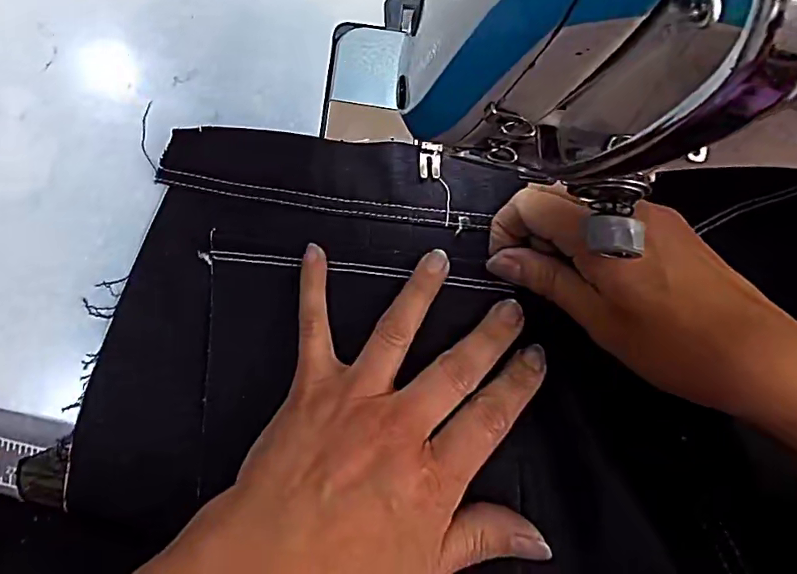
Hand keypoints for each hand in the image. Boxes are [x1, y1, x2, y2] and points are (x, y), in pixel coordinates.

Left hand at [142, 245, 552, 573]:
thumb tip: (536, 539)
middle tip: (511, 307)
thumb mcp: (424, 570)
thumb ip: (480, 540)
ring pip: (396, 332)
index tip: (536, 357)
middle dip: (489, 334)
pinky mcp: (312, 386)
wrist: (260, 568)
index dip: (519, 384)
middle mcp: (397, 427)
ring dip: (419, 292)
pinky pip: (314, 328)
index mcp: (429, 476)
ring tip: (437, 261)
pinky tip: (315, 255)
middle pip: (455, 369)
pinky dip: (314, 288)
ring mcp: (354, 399)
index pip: (491, 418)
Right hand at [485, 185, 796, 448]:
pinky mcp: (670, 223)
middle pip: (553, 197)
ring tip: (574, 282)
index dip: (506, 228)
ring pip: (584, 205)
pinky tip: (608, 276)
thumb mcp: (600, 320)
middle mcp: (624, 206)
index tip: (505, 261)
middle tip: (534, 276)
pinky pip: (615, 215)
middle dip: (532, 230)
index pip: (528, 201)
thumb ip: (547, 279)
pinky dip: (595, 236)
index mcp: (599, 227)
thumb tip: (506, 260)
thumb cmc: (683, 347)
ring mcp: (651, 211)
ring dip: (563, 234)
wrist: (763, 356)